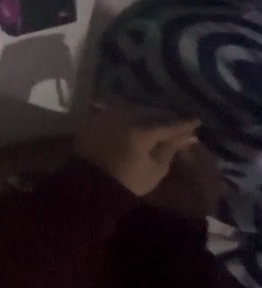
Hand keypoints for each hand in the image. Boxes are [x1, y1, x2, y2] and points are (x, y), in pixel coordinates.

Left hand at [73, 104, 200, 196]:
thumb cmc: (130, 178)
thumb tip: (188, 135)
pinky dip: (129, 111)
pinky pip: (114, 109)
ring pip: (129, 107)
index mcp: (138, 132)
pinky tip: (139, 117)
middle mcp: (119, 118)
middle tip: (179, 121)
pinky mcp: (92, 119)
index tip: (196, 120)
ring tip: (161, 119)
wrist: (92, 179)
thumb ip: (170, 147)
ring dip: (146, 111)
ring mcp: (102, 116)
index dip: (183, 123)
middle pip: (147, 111)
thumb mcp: (157, 166)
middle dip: (165, 115)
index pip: (166, 124)